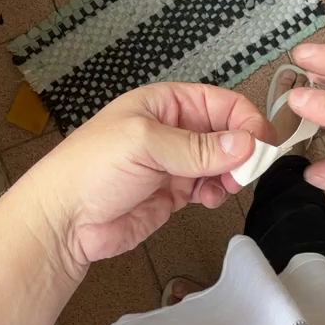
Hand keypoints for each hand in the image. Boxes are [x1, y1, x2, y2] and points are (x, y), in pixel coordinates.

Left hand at [4, 83, 273, 276]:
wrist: (63, 221)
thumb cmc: (92, 168)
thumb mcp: (145, 145)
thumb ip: (197, 147)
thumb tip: (247, 144)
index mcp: (166, 103)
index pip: (221, 103)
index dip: (245, 120)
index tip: (261, 145)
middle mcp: (175, 129)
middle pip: (227, 132)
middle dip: (242, 151)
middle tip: (245, 172)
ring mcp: (176, 162)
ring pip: (223, 162)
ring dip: (232, 174)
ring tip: (224, 188)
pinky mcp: (175, 192)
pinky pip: (210, 186)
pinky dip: (218, 192)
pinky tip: (208, 199)